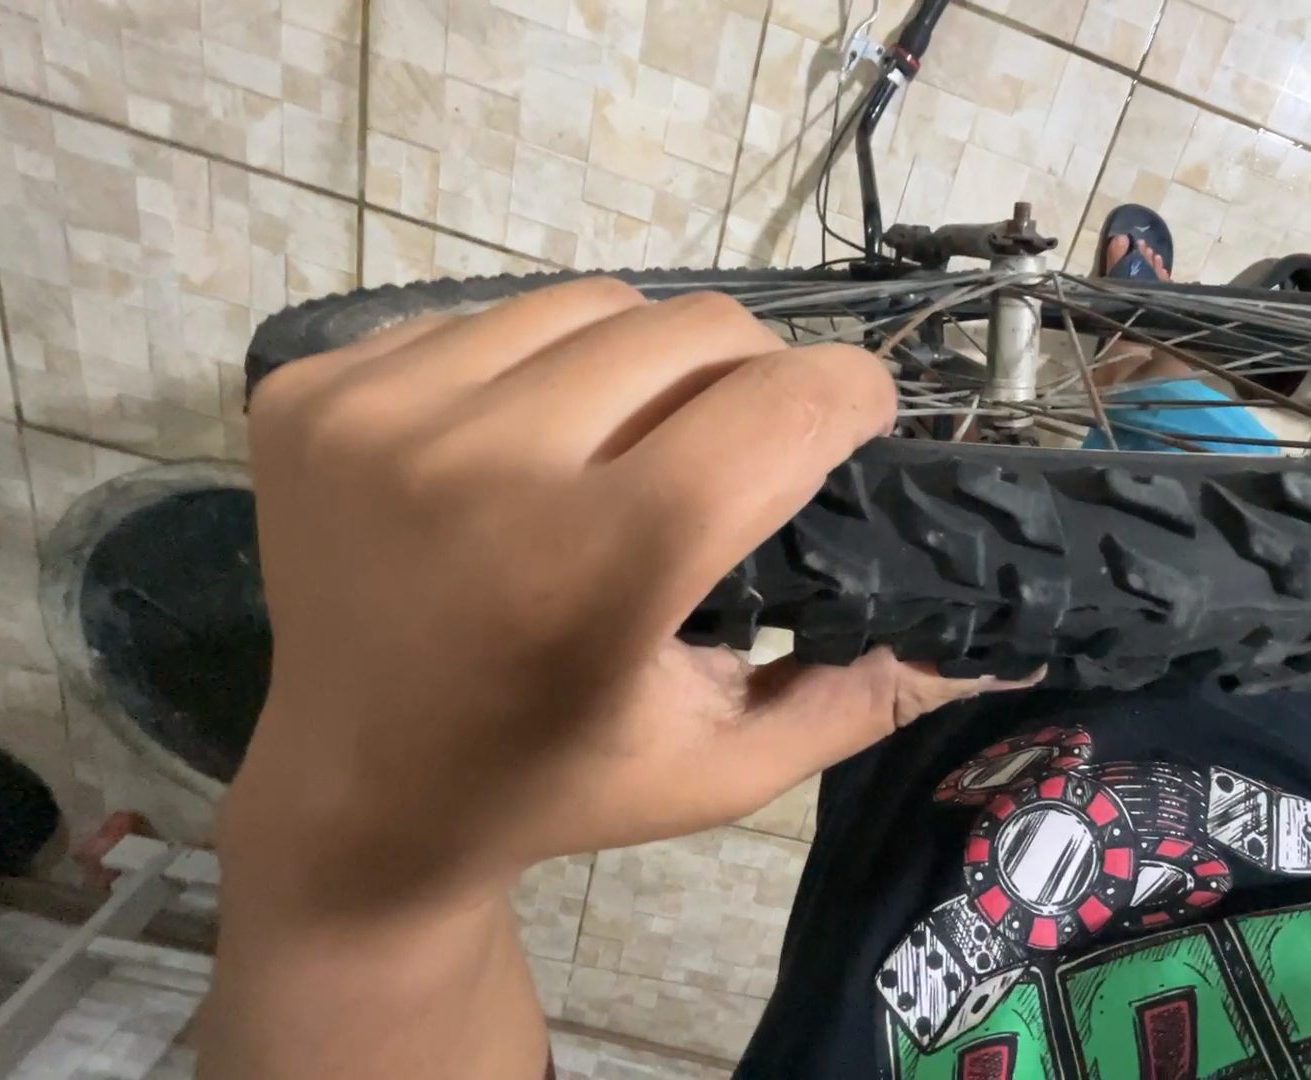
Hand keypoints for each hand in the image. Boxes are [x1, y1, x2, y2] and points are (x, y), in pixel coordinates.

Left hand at [224, 279, 1031, 914]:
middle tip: (760, 438)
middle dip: (766, 371)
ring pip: (603, 304)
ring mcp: (379, 416)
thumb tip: (995, 649)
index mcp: (596, 571)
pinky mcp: (315, 393)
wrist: (354, 802)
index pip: (776, 409)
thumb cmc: (567, 789)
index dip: (852, 393)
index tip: (864, 416)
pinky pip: (498, 318)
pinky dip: (558, 362)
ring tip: (654, 434)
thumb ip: (869, 695)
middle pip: (699, 329)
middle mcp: (478, 470)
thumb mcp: (734, 766)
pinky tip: (546, 439)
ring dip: (664, 359)